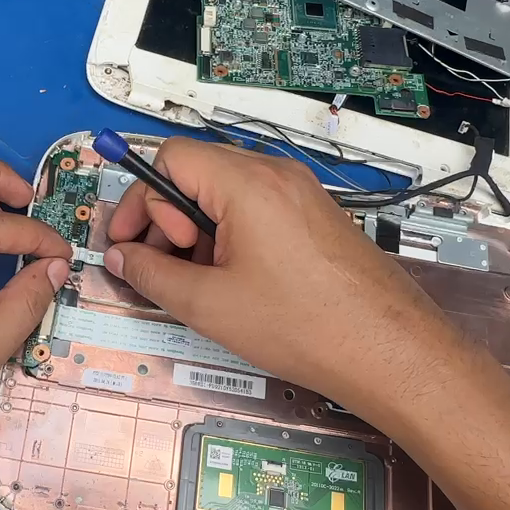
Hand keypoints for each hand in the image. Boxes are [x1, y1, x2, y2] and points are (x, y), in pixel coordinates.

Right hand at [101, 137, 474, 413]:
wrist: (389, 351)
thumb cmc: (301, 325)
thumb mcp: (208, 304)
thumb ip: (151, 274)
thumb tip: (120, 256)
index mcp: (247, 183)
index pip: (169, 158)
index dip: (138, 199)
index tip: (130, 243)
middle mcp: (275, 174)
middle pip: (196, 172)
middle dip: (165, 217)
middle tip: (166, 266)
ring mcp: (300, 192)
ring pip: (224, 191)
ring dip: (196, 228)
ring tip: (200, 279)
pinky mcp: (313, 214)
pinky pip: (254, 207)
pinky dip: (228, 233)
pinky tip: (234, 279)